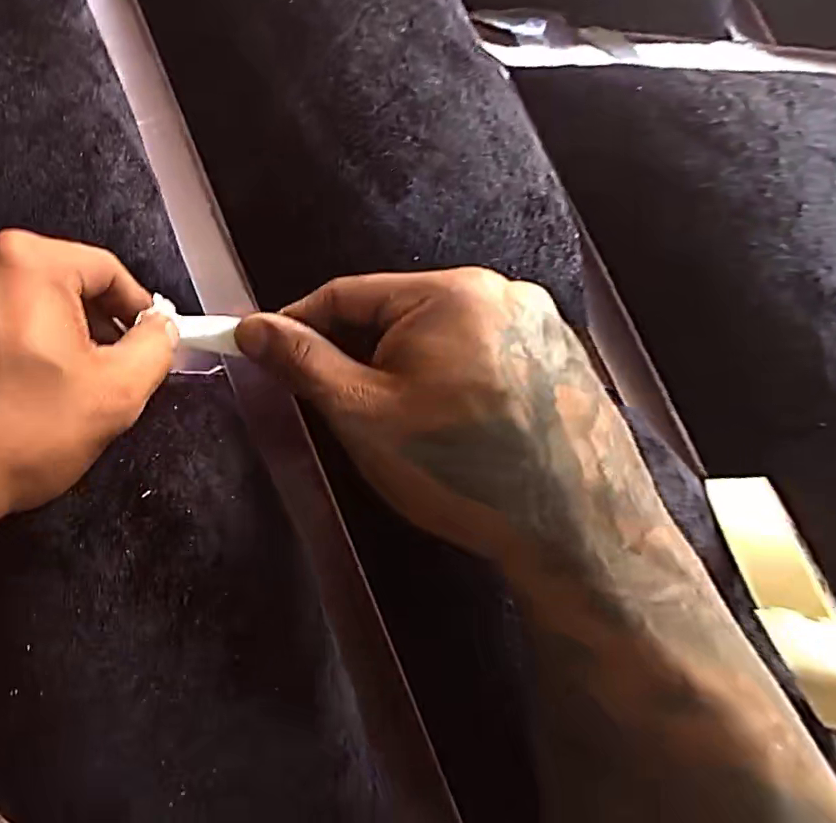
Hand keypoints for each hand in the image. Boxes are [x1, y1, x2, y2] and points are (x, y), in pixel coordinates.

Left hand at [0, 231, 176, 560]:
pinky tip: (2, 383)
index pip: (105, 270)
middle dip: (86, 322)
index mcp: (26, 261)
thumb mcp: (113, 396)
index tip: (141, 339)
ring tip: (46, 385)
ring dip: (41, 329)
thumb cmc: (8, 438)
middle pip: (58, 278)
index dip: (133, 308)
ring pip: (15, 294)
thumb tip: (158, 328)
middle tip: (98, 370)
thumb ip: (154, 349)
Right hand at [236, 268, 656, 568]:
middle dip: (353, 351)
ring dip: (397, 365)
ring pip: (433, 332)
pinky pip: (475, 350)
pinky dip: (442, 375)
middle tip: (332, 398)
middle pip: (393, 311)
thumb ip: (302, 361)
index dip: (298, 322)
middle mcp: (501, 292)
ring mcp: (538, 324)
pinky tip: (443, 420)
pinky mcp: (559, 357)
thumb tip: (251, 327)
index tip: (269, 351)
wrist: (584, 542)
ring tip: (390, 417)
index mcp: (451, 292)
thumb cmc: (460, 470)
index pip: (347, 293)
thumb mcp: (362, 413)